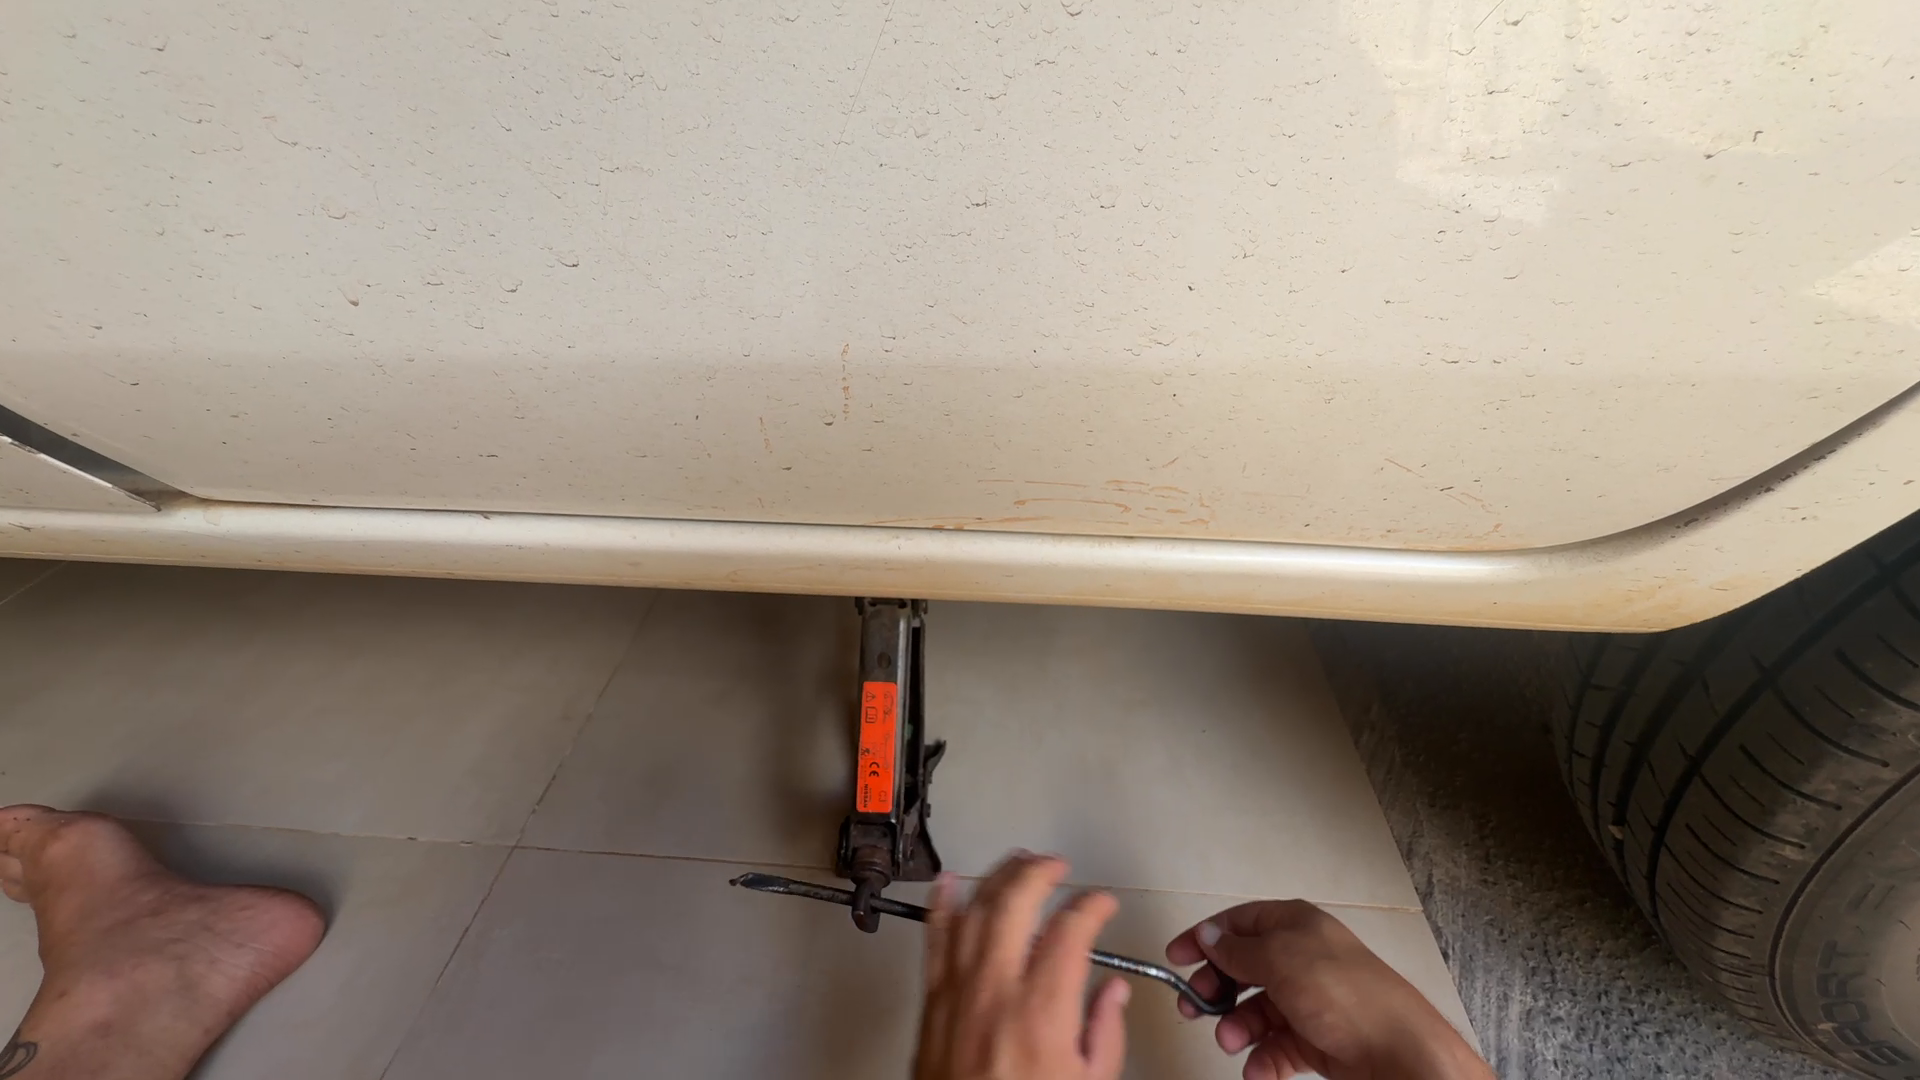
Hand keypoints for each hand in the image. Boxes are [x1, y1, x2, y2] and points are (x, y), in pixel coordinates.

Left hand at [914, 853, 1131, 1079]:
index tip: (1103, 902)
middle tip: (1057, 865)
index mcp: (1042, 1014)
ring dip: (997, 876)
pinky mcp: (931, 1002)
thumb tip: (1115, 993)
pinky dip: (940, 904)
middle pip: (1015, 903)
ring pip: (975, 909)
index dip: (1092, 906)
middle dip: (1040, 871)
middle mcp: (996, 991)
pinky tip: (948, 881)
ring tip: (1018, 860)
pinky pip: (934, 939)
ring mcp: (958, 991)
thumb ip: (1105, 1037)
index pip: (1070, 933)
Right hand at [1166, 900, 1491, 1079]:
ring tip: (1230, 1043)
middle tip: (1192, 1008)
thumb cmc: (1337, 992)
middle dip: (1216, 988)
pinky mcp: (1320, 1041)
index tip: (1174, 958)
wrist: (1404, 1055)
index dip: (1204, 937)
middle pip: (1244, 967)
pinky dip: (1263, 1058)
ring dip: (1238, 1026)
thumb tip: (1206, 934)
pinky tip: (1255, 1071)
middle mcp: (1300, 957)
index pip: (1238, 922)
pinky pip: (1280, 1045)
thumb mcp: (1279, 960)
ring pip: (1258, 1009)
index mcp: (1293, 924)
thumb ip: (1237, 949)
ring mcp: (1311, 1000)